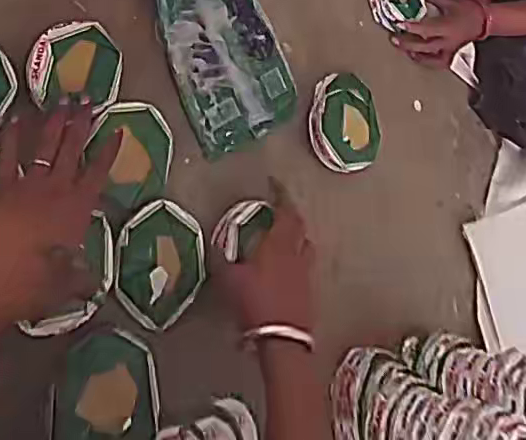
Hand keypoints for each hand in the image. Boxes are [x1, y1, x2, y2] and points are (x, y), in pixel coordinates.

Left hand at [0, 103, 121, 323]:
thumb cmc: (36, 282)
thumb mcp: (67, 285)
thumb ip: (82, 278)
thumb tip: (95, 284)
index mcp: (79, 206)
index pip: (99, 172)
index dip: (109, 151)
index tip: (118, 129)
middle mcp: (58, 188)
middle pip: (74, 148)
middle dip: (82, 122)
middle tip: (88, 99)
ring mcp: (30, 184)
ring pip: (47, 145)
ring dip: (55, 121)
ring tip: (63, 99)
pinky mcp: (4, 188)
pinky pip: (9, 157)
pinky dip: (11, 137)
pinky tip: (14, 118)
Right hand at [217, 180, 315, 333]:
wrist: (282, 341)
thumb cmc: (255, 301)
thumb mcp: (230, 278)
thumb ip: (223, 259)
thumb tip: (216, 246)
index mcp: (279, 242)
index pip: (286, 211)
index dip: (281, 195)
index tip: (274, 184)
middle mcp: (297, 253)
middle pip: (299, 226)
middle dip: (290, 214)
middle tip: (279, 209)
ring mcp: (306, 273)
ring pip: (306, 246)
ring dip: (297, 237)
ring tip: (285, 237)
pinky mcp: (309, 293)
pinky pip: (305, 266)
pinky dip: (297, 259)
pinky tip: (286, 268)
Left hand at [392, 0, 486, 67]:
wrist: (485, 20)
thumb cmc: (469, 10)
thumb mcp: (448, 1)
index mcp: (447, 26)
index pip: (426, 29)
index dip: (412, 27)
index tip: (400, 24)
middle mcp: (448, 40)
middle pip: (425, 46)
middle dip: (408, 43)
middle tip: (394, 38)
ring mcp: (451, 49)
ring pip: (431, 59)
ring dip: (415, 55)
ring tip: (403, 50)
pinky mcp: (452, 52)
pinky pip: (439, 62)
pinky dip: (427, 62)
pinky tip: (417, 57)